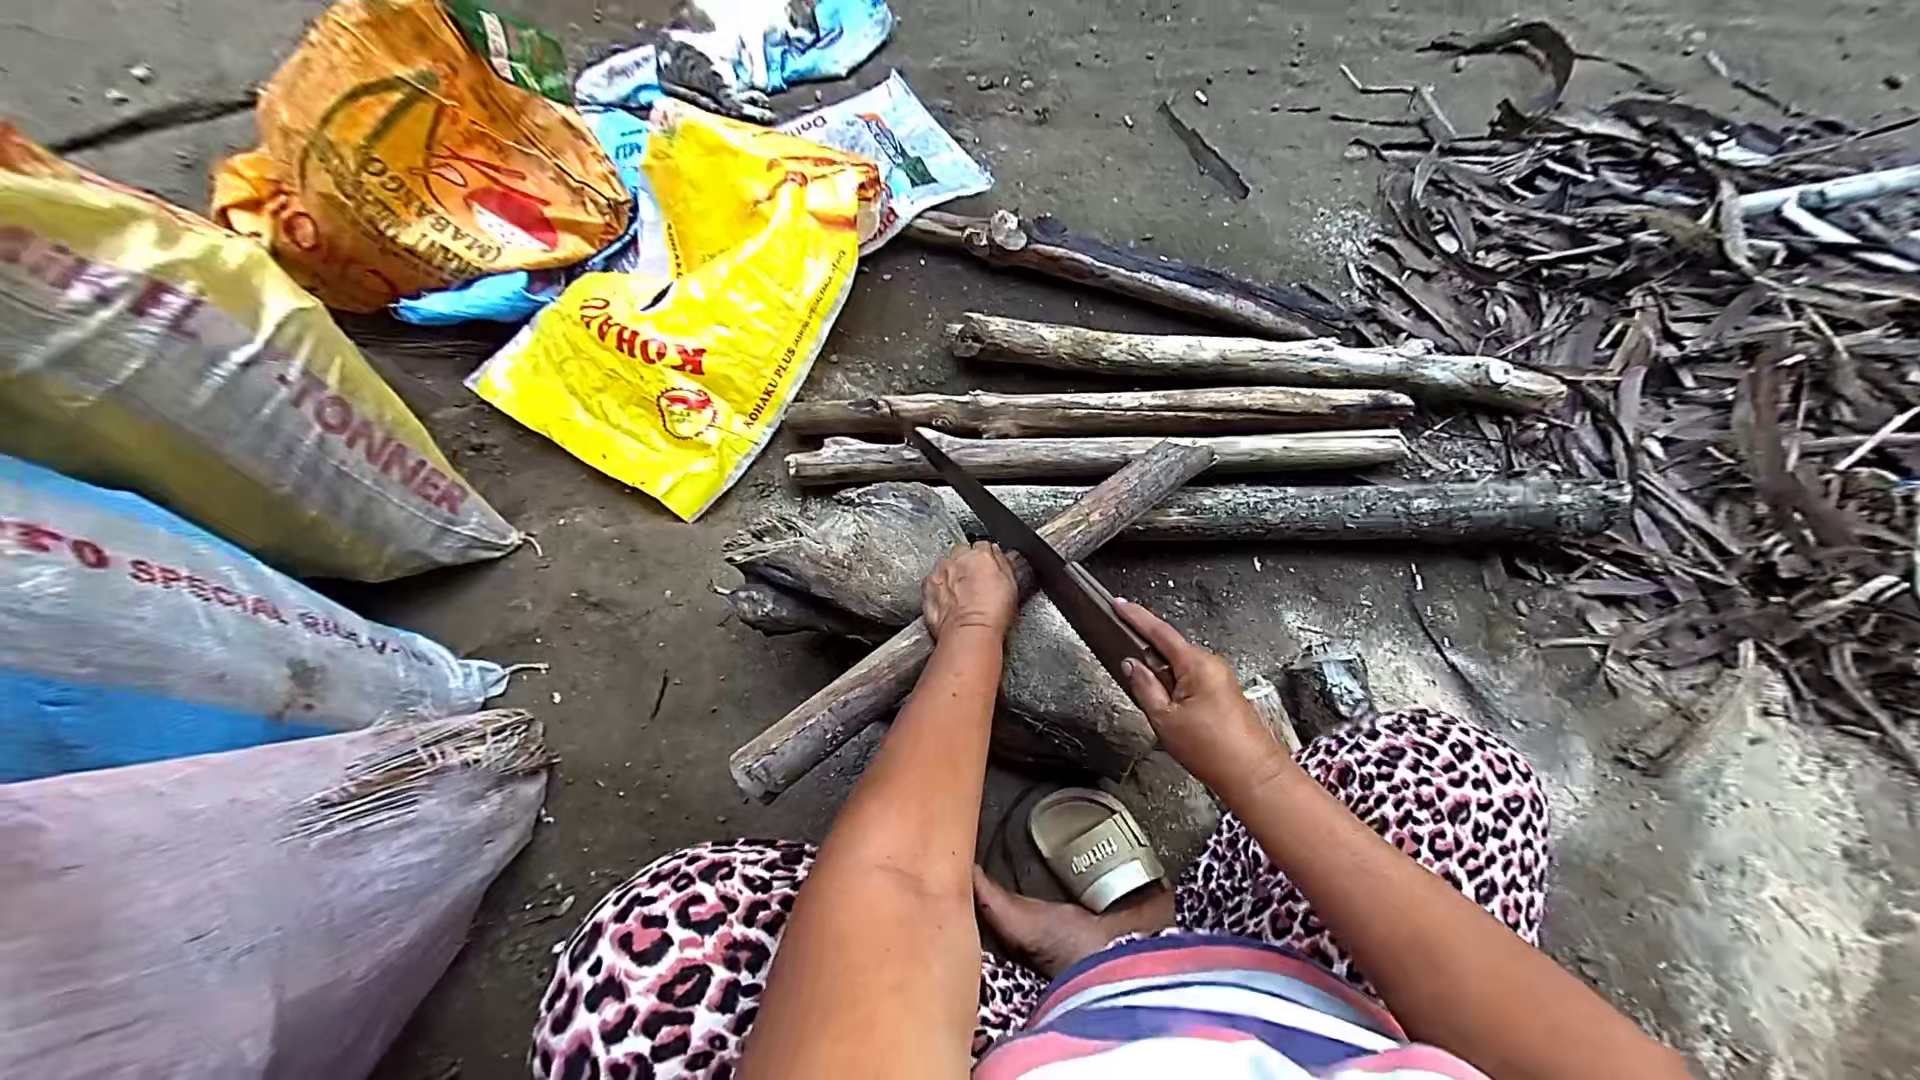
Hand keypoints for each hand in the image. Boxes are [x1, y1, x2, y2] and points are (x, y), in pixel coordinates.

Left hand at [922, 541, 1018, 639]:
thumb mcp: (1011, 585)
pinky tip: (947, 600)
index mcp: (980, 555)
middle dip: (965, 563)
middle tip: (973, 582)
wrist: (969, 633)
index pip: (982, 546)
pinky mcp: (927, 586)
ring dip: (950, 574)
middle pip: (961, 552)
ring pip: (945, 565)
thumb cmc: (992, 614)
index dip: (985, 558)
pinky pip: (932, 581)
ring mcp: (940, 571)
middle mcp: (958, 559)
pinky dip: (938, 587)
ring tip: (959, 594)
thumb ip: (1002, 563)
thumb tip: (997, 553)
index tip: (986, 568)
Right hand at [1115, 598, 1294, 796]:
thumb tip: (1131, 665)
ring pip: (1178, 667)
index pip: (1159, 631)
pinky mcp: (1222, 691)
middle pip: (1168, 649)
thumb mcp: (1164, 718)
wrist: (1254, 776)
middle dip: (1147, 659)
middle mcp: (1211, 664)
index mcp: (1196, 665)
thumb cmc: (1215, 751)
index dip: (1135, 616)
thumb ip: (1144, 686)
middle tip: (1131, 677)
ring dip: (1163, 680)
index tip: (1119, 604)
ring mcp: (1219, 677)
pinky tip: (1174, 714)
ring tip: (1160, 712)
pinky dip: (1176, 689)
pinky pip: (1190, 679)